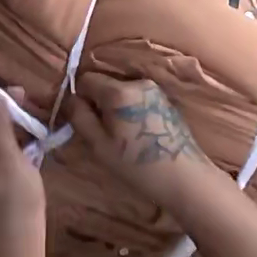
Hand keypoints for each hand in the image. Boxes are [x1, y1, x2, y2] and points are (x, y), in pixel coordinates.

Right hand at [68, 73, 221, 207]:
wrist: (185, 178)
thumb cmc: (136, 164)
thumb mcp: (99, 145)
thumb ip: (79, 117)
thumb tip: (71, 99)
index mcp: (118, 91)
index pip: (86, 78)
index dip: (78, 96)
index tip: (80, 118)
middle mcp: (137, 82)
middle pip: (104, 82)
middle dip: (96, 101)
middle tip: (98, 130)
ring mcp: (154, 90)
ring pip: (120, 90)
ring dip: (112, 105)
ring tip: (118, 133)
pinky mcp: (164, 100)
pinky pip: (135, 96)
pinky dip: (128, 108)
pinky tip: (134, 132)